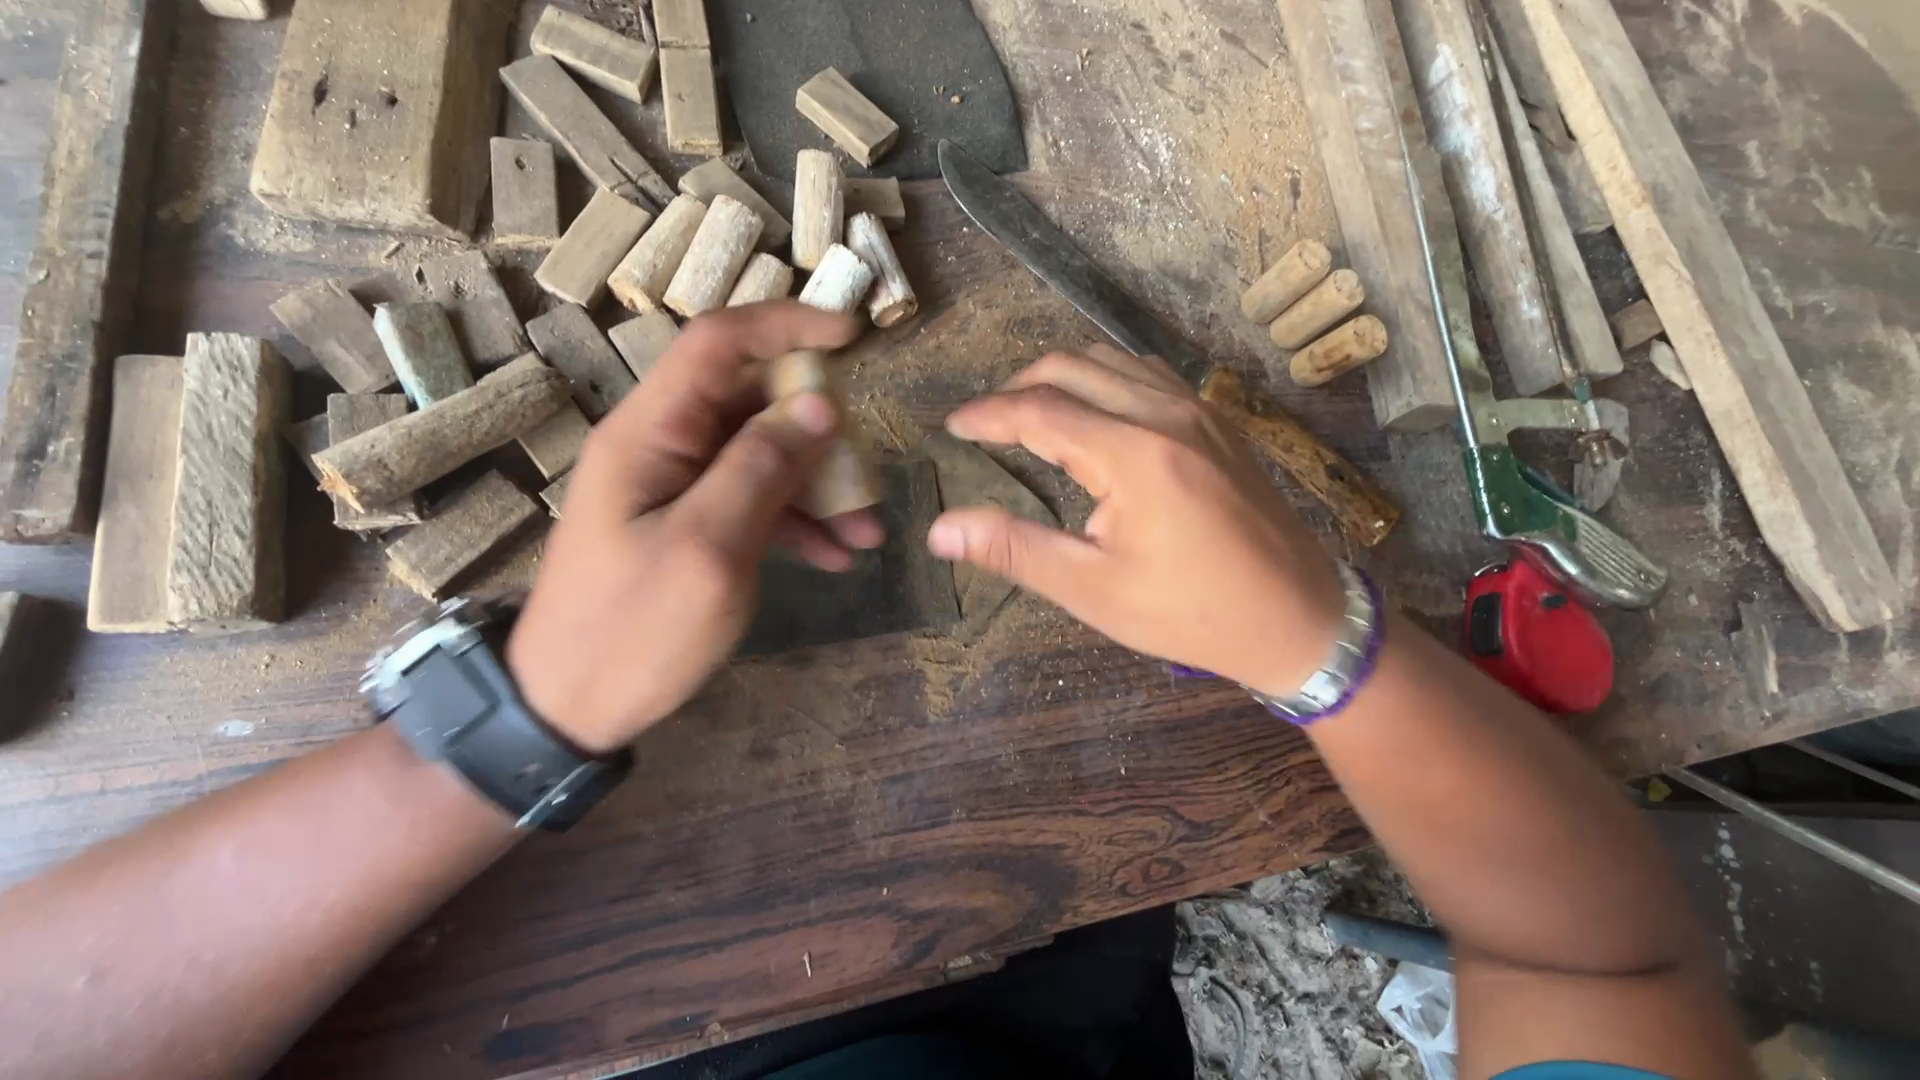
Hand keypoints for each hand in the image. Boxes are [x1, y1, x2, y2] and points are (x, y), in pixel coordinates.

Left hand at [508, 303, 883, 753]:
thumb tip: (819, 405)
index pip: (718, 343)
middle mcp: (663, 445)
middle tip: (867, 474)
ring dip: (819, 487)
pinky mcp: (689, 524)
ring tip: (867, 536)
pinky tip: (836, 558)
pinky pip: (753, 500)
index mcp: (651, 433)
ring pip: (762, 454)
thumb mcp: (709, 549)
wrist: (570, 708)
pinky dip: (797, 522)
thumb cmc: (633, 631)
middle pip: (752, 401)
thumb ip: (762, 469)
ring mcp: (676, 486)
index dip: (785, 325)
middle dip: (820, 431)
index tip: (851, 336)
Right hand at [927, 346, 1345, 697]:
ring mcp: (1199, 410)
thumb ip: (1015, 549)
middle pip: (1070, 366)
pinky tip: (1095, 412)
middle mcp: (1165, 413)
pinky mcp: (1218, 420)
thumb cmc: (1191, 613)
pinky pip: (1148, 373)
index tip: (950, 426)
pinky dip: (1106, 377)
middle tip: (985, 423)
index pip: (1037, 410)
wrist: (1299, 618)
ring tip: (1030, 413)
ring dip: (1061, 376)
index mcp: (1133, 454)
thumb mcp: (1095, 591)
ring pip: (1112, 360)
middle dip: (1016, 386)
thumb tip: (940, 529)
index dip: (986, 414)